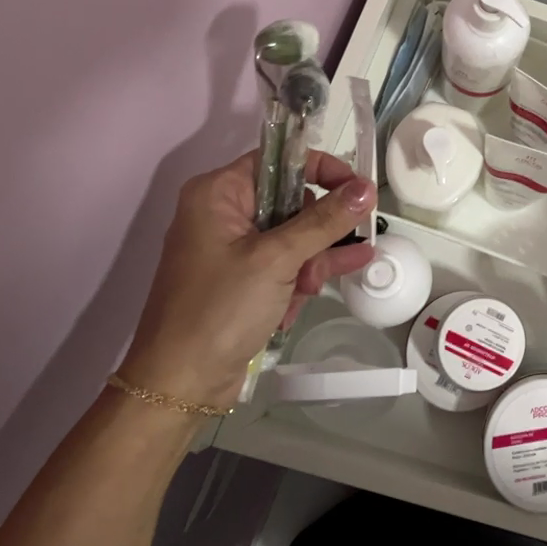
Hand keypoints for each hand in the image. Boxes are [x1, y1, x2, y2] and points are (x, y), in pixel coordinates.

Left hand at [116, 150, 377, 407]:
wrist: (180, 385)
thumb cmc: (219, 310)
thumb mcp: (277, 259)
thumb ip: (325, 220)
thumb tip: (366, 187)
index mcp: (218, 194)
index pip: (279, 160)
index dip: (321, 169)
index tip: (356, 189)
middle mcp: (223, 214)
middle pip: (291, 200)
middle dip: (314, 232)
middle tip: (319, 260)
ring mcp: (232, 250)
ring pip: (293, 236)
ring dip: (310, 260)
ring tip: (313, 286)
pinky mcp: (242, 281)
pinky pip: (285, 264)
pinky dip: (301, 277)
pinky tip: (323, 286)